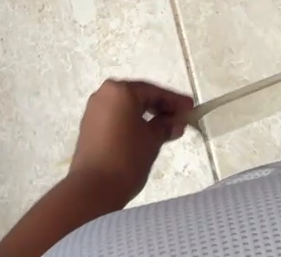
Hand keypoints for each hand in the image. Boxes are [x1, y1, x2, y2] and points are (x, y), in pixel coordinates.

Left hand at [67, 80, 192, 205]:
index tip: (191, 107)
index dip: (174, 100)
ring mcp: (94, 109)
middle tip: (181, 117)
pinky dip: (132, 123)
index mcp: (120, 90)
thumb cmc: (126, 159)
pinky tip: (145, 135)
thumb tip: (177, 122)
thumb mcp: (152, 140)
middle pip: (138, 96)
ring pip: (127, 107)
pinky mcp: (89, 125)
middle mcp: (105, 93)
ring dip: (147, 116)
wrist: (92, 189)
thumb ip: (166, 126)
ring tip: (167, 128)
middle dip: (161, 107)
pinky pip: (116, 117)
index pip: (153, 91)